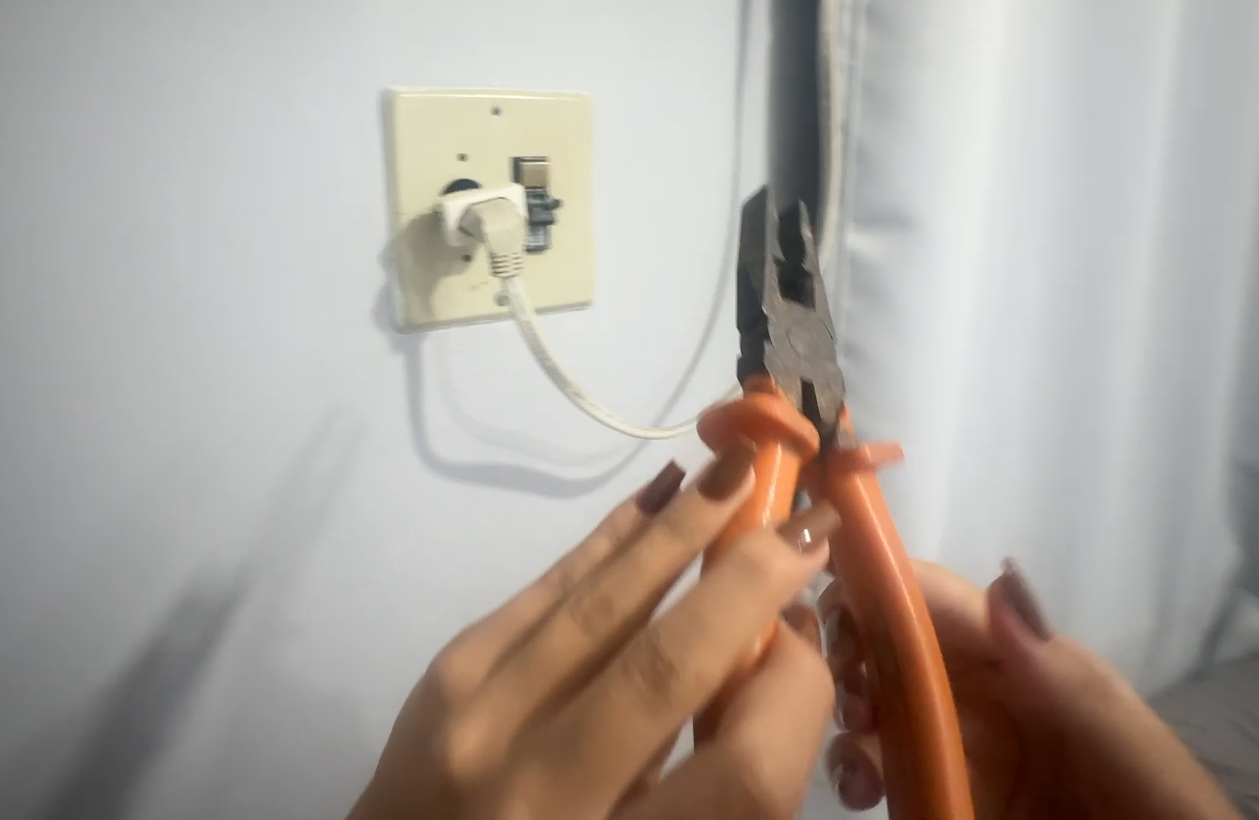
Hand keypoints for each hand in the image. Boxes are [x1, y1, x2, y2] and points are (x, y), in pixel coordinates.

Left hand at [348, 441, 839, 819]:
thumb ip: (706, 776)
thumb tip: (767, 642)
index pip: (740, 772)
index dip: (793, 694)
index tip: (806, 631)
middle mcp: (543, 788)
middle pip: (667, 666)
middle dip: (745, 579)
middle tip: (801, 517)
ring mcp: (482, 713)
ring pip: (601, 602)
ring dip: (676, 529)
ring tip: (734, 470)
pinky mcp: (451, 665)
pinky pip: (549, 584)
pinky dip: (610, 537)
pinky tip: (656, 493)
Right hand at [822, 560, 1241, 819]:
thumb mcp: (1139, 762)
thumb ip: (1070, 683)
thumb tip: (999, 582)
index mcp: (1018, 657)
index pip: (933, 595)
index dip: (876, 578)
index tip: (825, 586)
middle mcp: (972, 687)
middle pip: (883, 637)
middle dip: (847, 649)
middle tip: (851, 699)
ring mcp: (950, 740)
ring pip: (867, 695)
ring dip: (842, 710)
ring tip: (855, 764)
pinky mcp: (934, 789)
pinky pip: (873, 761)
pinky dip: (849, 766)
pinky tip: (856, 792)